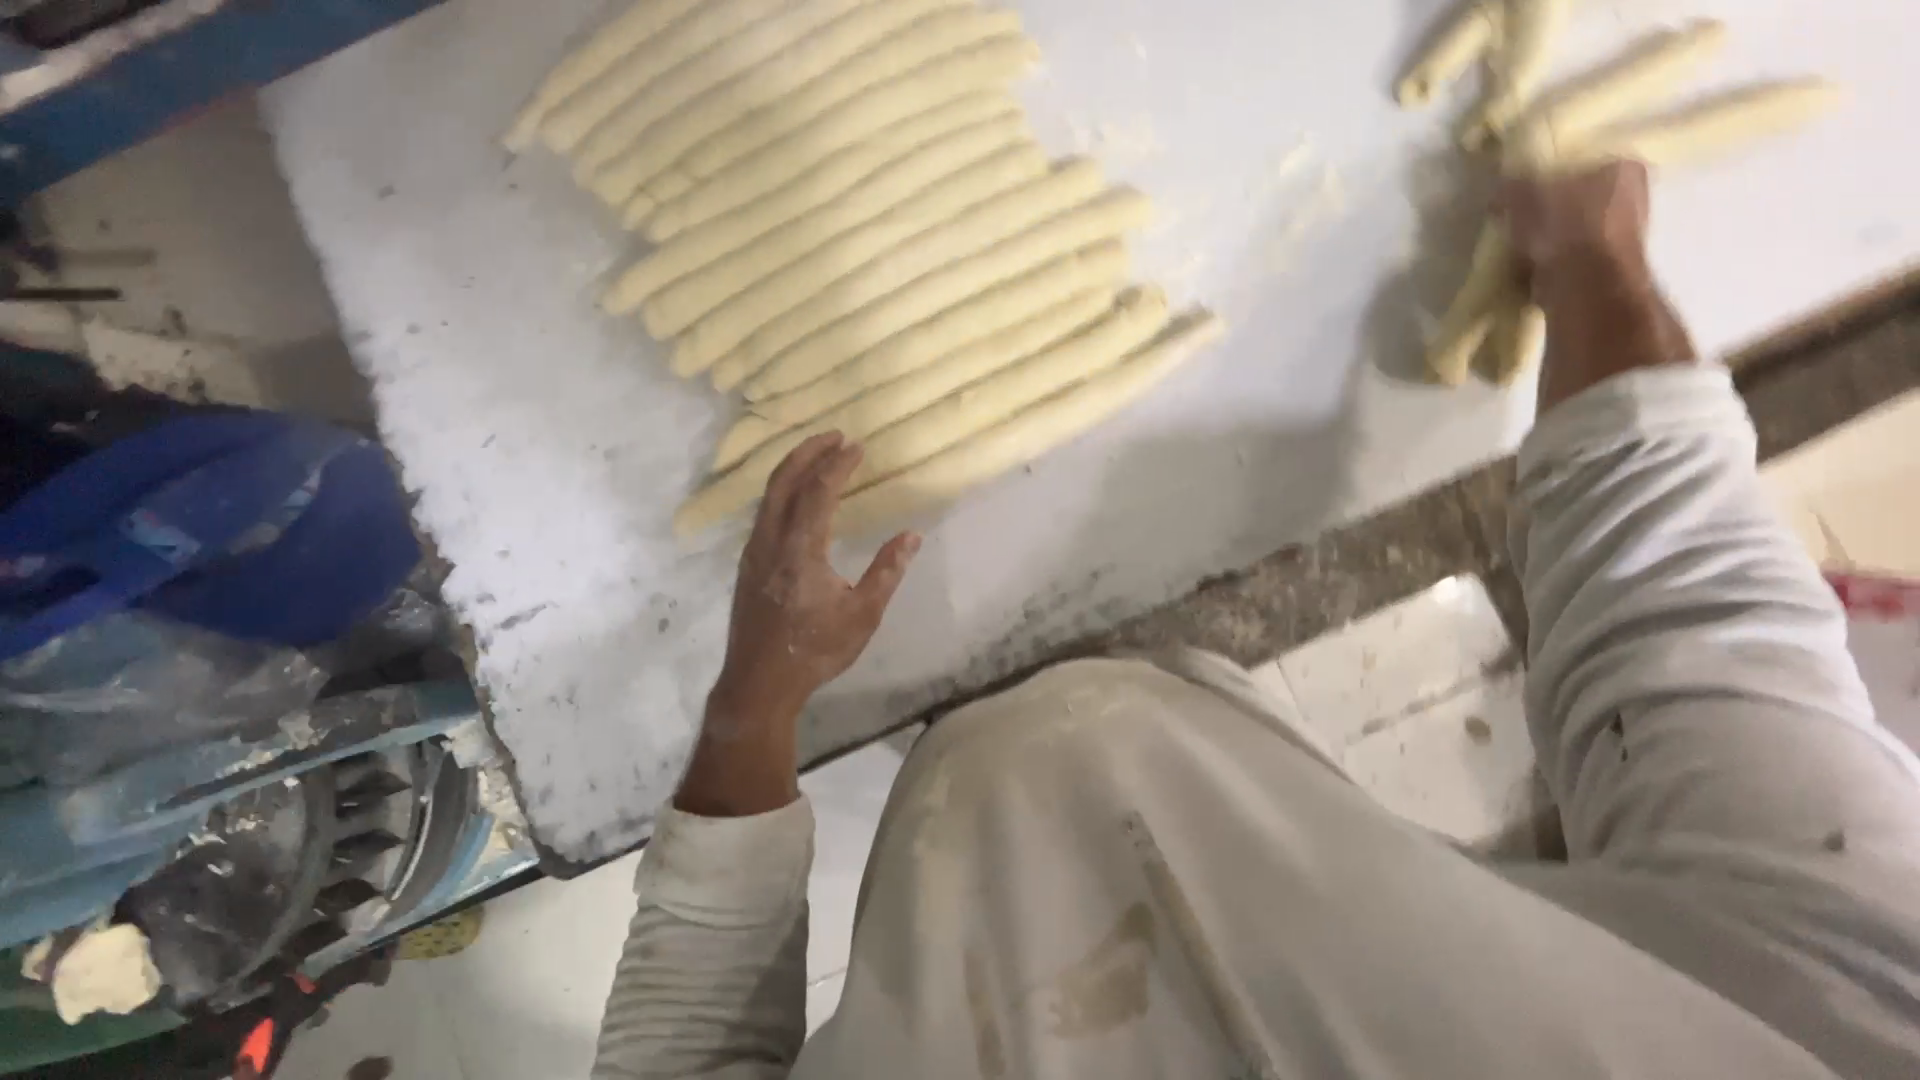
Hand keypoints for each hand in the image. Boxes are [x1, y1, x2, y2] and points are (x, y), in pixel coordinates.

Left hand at [676, 433, 920, 817]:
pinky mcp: (747, 564)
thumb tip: (912, 536)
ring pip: (768, 495)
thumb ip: (887, 571)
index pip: (818, 492)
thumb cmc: (814, 651)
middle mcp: (770, 541)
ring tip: (818, 457)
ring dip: (793, 469)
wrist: (759, 682)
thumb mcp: (862, 615)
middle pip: (783, 481)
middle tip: (834, 435)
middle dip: (808, 451)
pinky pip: (764, 512)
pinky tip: (798, 498)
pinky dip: (782, 491)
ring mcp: (753, 552)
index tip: (857, 446)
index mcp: (800, 550)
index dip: (838, 465)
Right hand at [1500, 160, 1651, 297]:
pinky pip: (1576, 259)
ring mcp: (1628, 234)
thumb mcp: (1524, 196)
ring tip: (1523, 251)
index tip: (1527, 194)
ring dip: (1553, 241)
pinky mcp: (1613, 267)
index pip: (1584, 164)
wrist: (1584, 281)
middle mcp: (1636, 196)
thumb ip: (1512, 189)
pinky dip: (1556, 264)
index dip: (1552, 178)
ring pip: (1578, 231)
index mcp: (1623, 166)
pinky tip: (1535, 271)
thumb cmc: (1563, 225)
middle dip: (1553, 211)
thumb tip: (1501, 191)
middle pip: (1582, 199)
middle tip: (1521, 223)